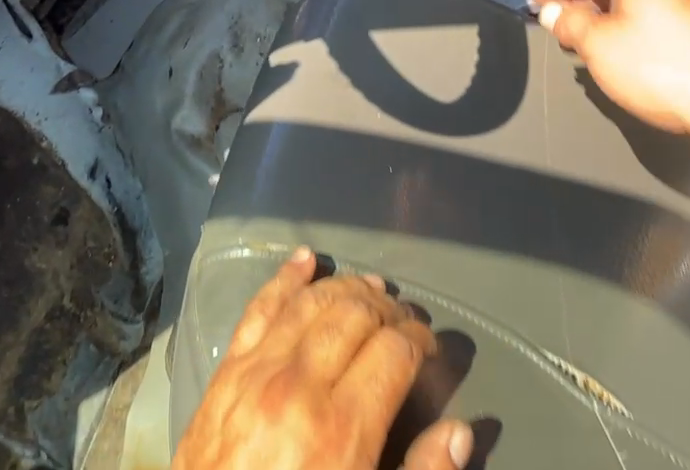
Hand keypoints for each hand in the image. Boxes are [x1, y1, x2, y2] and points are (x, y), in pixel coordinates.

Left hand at [173, 248, 472, 469]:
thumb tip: (460, 430)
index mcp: (342, 429)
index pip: (393, 352)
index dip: (420, 340)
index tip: (430, 346)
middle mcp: (300, 386)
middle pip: (354, 316)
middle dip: (388, 310)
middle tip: (406, 321)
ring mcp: (259, 369)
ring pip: (311, 302)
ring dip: (346, 287)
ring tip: (371, 288)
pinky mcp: (229, 366)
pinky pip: (260, 307)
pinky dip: (286, 278)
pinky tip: (306, 259)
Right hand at [531, 0, 689, 137]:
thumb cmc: (659, 69)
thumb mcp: (598, 46)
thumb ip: (569, 23)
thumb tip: (554, 11)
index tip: (536, 4)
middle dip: (581, 0)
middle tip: (560, 25)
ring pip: (638, 0)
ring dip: (607, 16)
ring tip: (590, 43)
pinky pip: (660, 17)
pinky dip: (634, 27)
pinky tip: (630, 54)